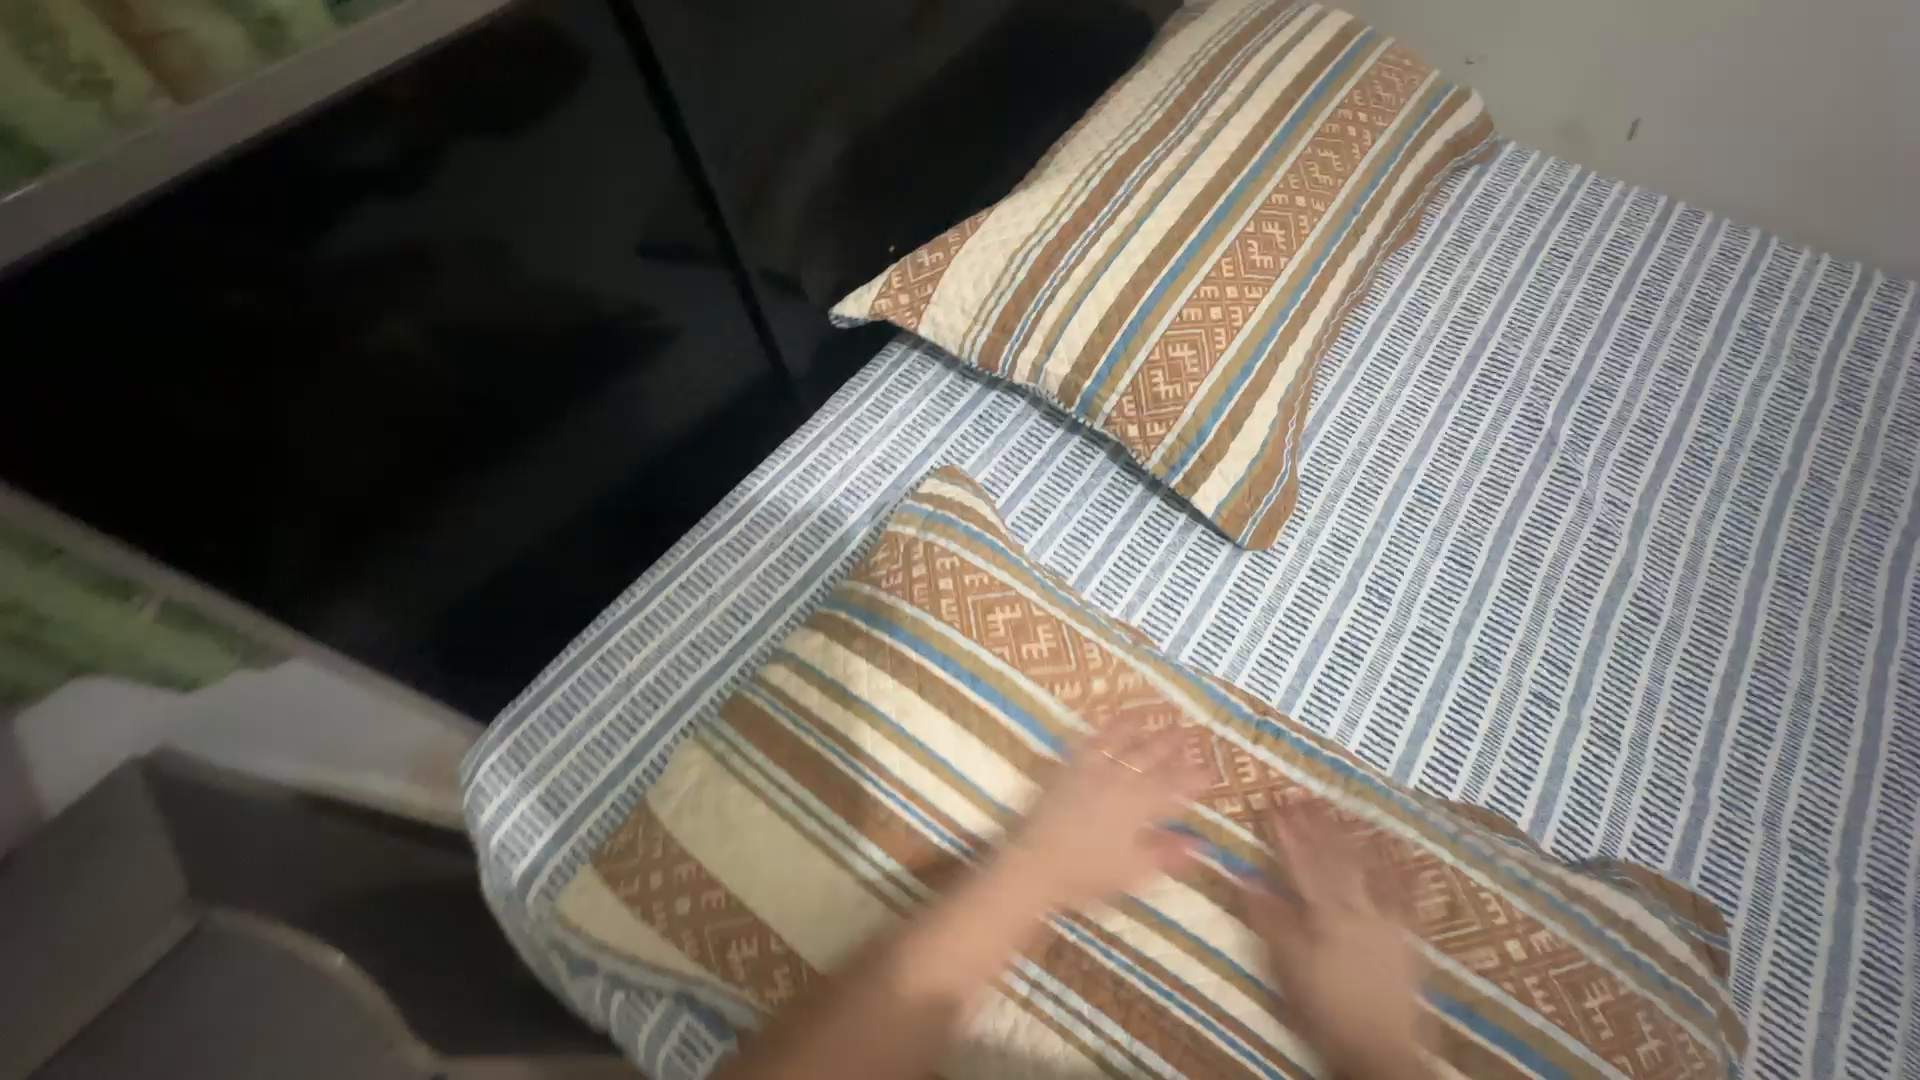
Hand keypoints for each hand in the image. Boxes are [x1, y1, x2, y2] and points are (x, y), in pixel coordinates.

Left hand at [996, 723, 1211, 911]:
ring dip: (1136, 727)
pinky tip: (1101, 724)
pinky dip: (1097, 731)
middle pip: (1150, 755)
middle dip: (1171, 742)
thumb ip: (1167, 853)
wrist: (1036, 863)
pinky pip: (1086, 742)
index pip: (1174, 786)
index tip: (1210, 769)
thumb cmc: (1088, 873)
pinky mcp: (1066, 768)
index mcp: (1139, 805)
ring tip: (1147, 715)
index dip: (1193, 777)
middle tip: (1187, 729)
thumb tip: (1200, 843)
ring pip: (1119, 741)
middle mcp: (1118, 780)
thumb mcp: (1135, 870)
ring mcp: (1091, 770)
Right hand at [1244, 808, 1431, 1079]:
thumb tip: (1246, 876)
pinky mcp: (1408, 937)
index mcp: (1325, 912)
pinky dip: (1401, 868)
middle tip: (1301, 795)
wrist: (1381, 1051)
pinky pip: (1405, 894)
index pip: (1299, 860)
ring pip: (1367, 867)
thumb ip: (1269, 918)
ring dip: (1351, 835)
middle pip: (1333, 856)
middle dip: (1315, 823)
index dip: (1284, 830)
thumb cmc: (1325, 1009)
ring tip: (1340, 809)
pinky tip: (1402, 851)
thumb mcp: (1287, 965)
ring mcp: (1387, 920)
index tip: (1271, 802)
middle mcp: (1358, 907)